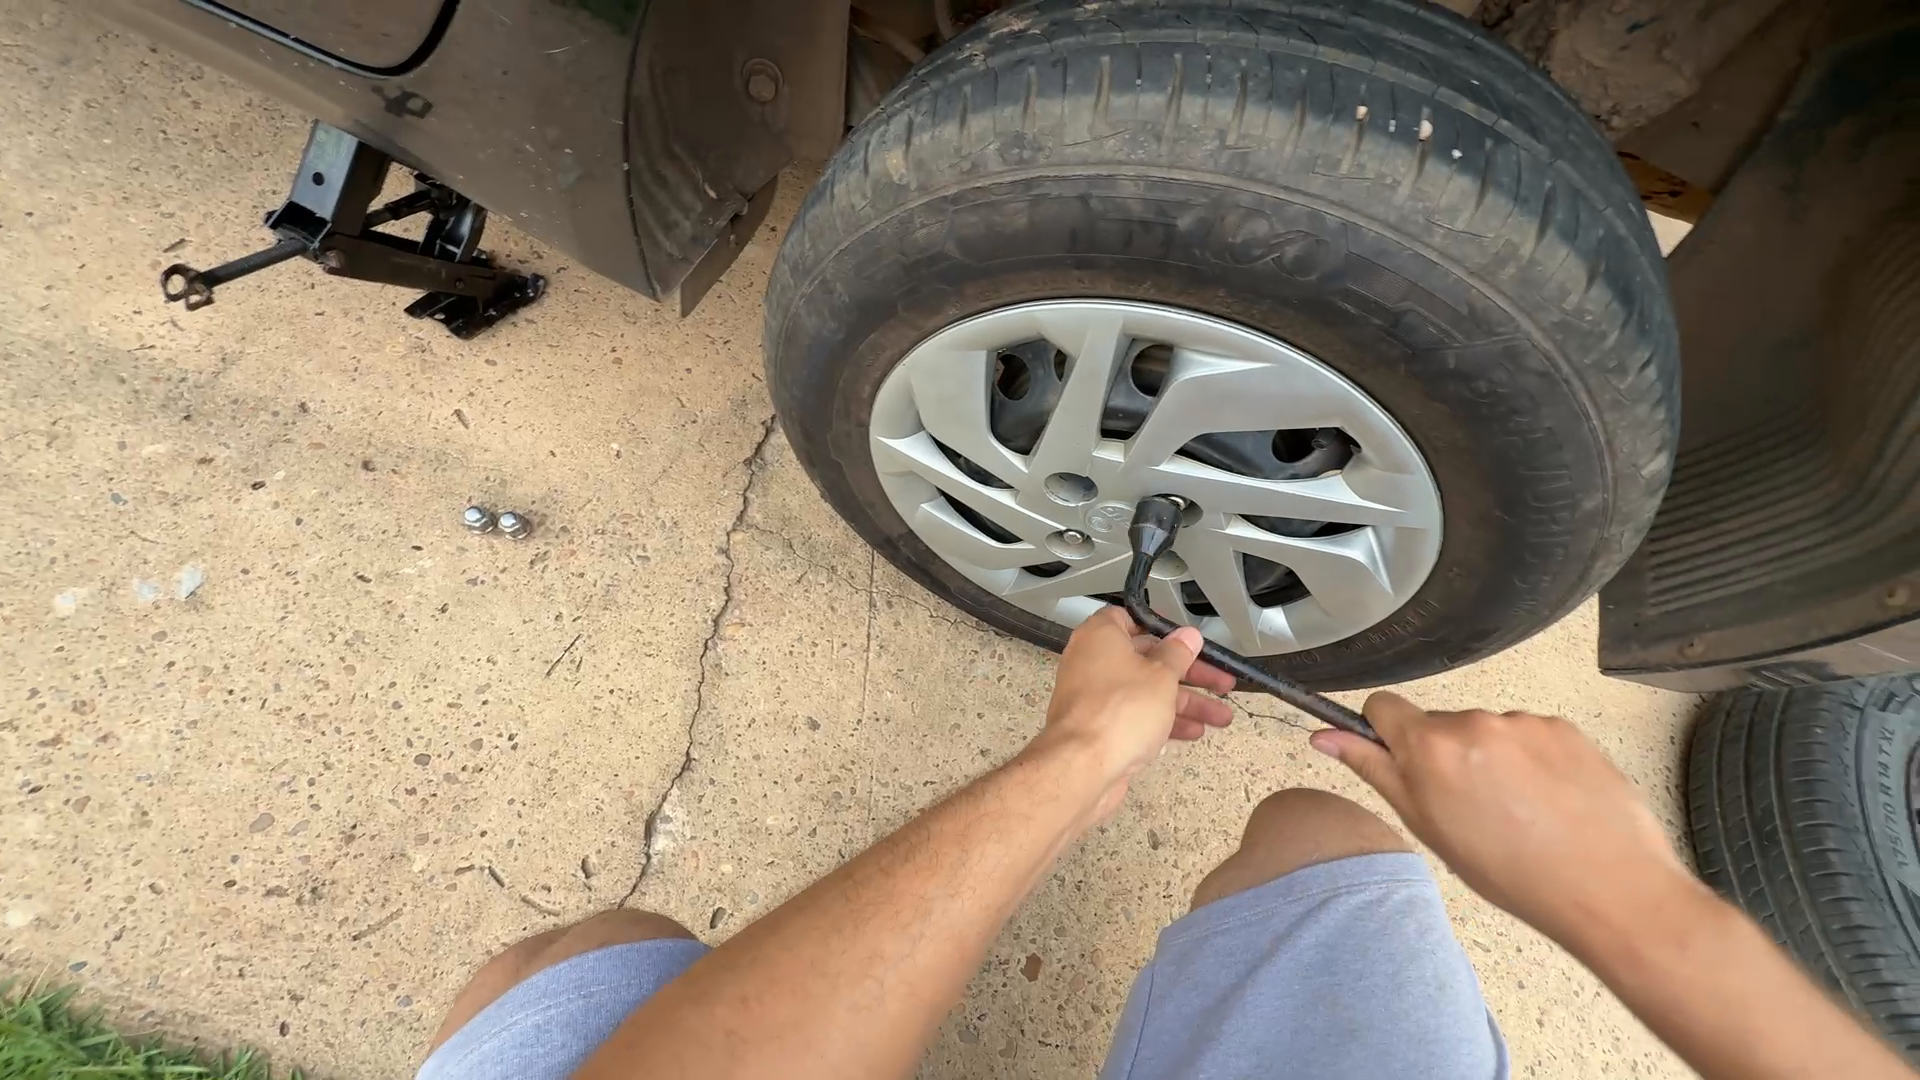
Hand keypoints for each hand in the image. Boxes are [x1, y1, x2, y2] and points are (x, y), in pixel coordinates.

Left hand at [1033, 607, 1234, 821]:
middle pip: (1146, 659)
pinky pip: (1136, 716)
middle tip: (1223, 683)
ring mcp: (1095, 696)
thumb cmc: (1121, 709)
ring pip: (1146, 692)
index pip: (1128, 619)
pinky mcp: (1100, 727)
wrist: (1082, 765)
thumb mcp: (1161, 675)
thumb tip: (1187, 635)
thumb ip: (1178, 654)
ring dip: (1185, 703)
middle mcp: (1093, 661)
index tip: (1187, 640)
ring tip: (1222, 718)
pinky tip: (1194, 733)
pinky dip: (1163, 722)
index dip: (1159, 627)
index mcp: (1100, 636)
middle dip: (1189, 673)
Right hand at [1310, 692, 1698, 947]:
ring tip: (1518, 809)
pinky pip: (1528, 734)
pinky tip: (1549, 800)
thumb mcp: (1424, 824)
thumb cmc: (1510, 871)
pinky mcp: (1565, 729)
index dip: (1385, 732)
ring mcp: (1523, 723)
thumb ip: (1372, 769)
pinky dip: (1531, 759)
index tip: (1404, 764)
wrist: (1615, 894)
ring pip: (1483, 731)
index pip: (1382, 706)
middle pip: (1436, 724)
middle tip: (1469, 806)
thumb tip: (1322, 736)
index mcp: (1429, 745)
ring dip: (1489, 757)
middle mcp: (1472, 721)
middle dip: (1443, 754)